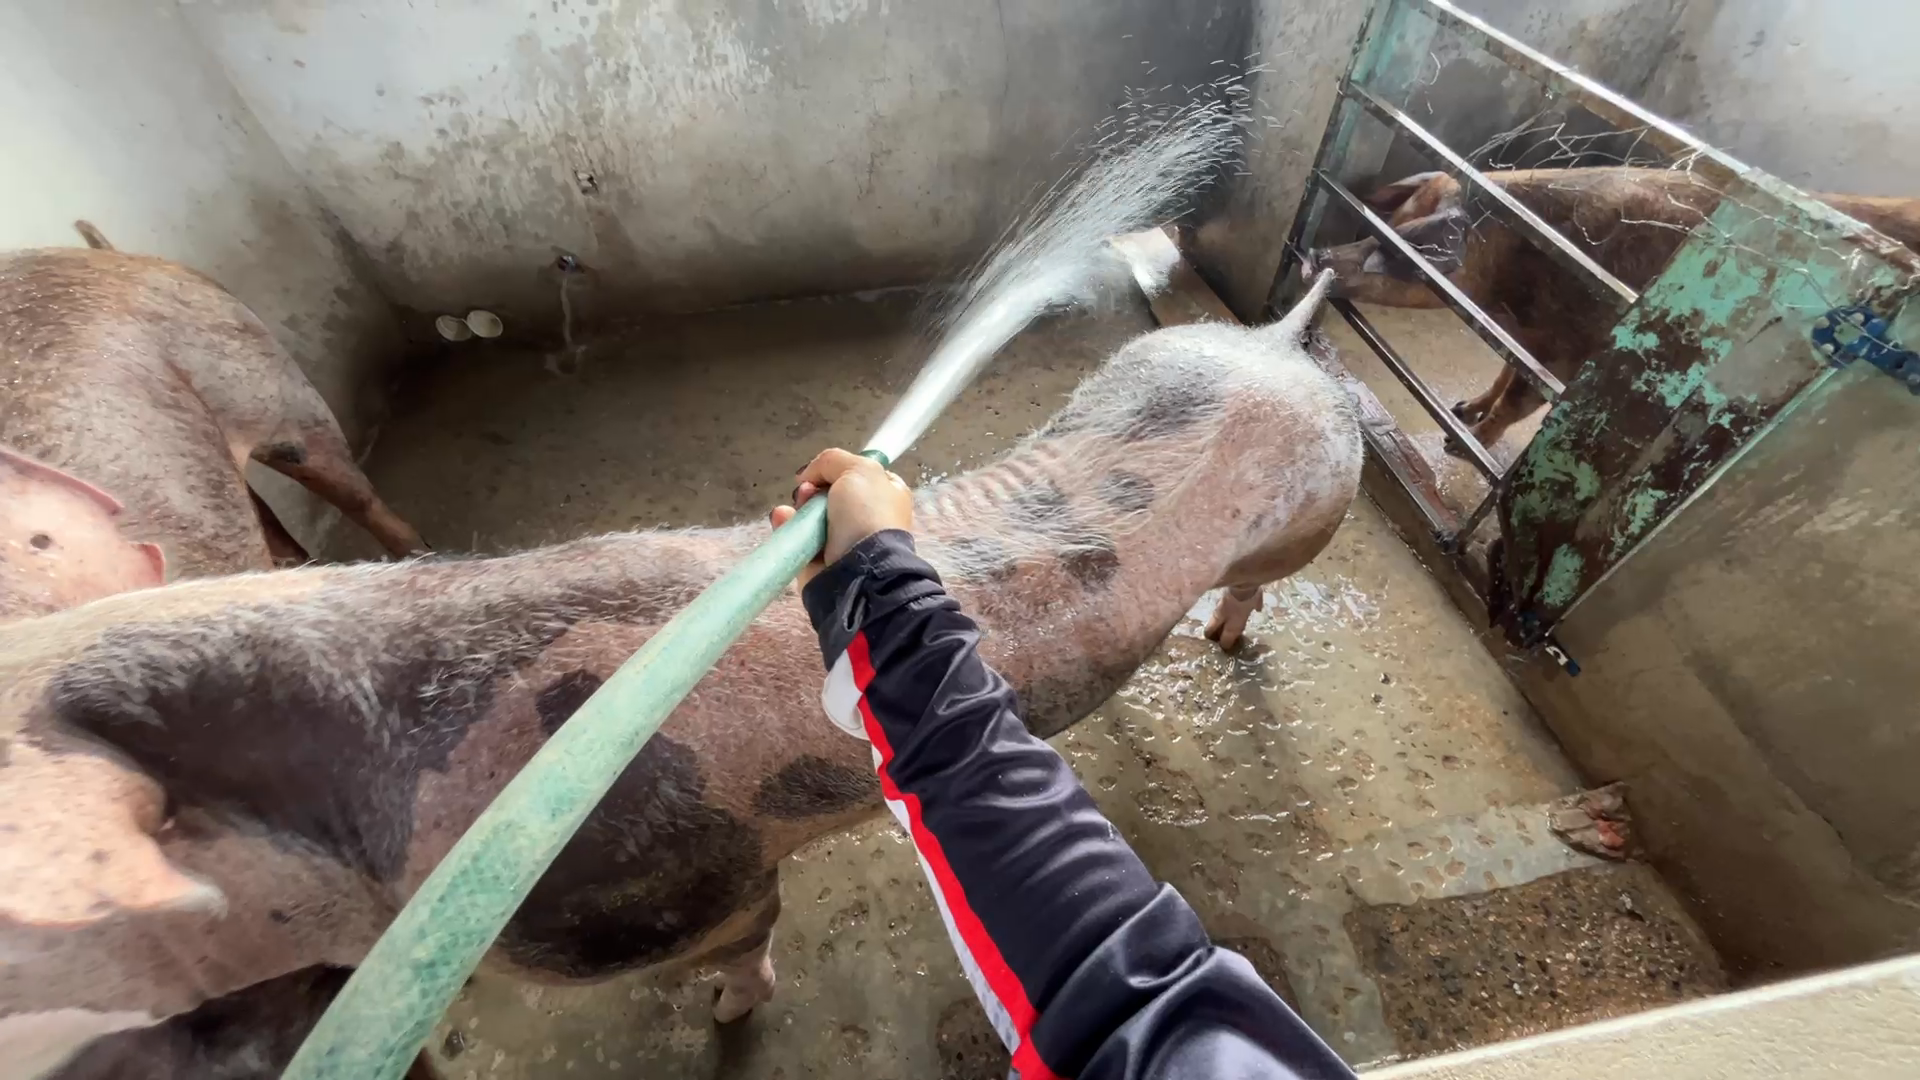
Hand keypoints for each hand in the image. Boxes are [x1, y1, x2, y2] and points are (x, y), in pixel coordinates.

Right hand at [770, 448, 913, 586]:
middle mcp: (865, 516)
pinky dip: (786, 525)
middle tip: (810, 493)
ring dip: (798, 506)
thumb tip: (808, 477)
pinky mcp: (818, 557)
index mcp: (886, 494)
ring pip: (809, 513)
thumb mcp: (859, 470)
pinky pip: (796, 534)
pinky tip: (783, 519)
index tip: (828, 473)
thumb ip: (833, 460)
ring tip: (798, 509)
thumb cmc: (868, 515)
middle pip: (827, 492)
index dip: (839, 470)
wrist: (860, 570)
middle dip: (813, 489)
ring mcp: (841, 538)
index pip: (859, 475)